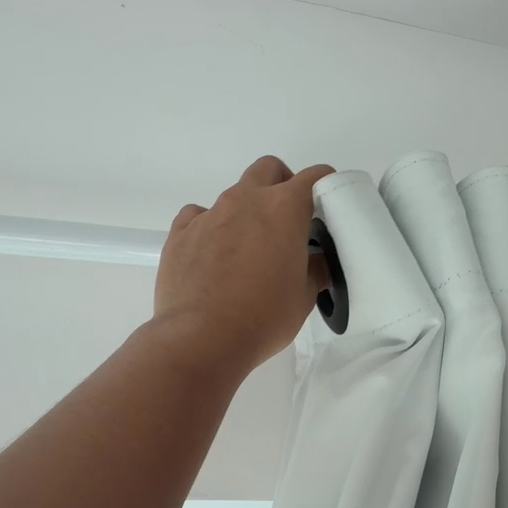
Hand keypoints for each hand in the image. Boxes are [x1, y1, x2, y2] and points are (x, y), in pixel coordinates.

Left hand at [153, 156, 335, 371]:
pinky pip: (198, 216)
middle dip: (282, 184)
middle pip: (268, 169)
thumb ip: (314, 270)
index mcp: (284, 209)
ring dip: (247, 212)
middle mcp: (246, 200)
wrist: (202, 338)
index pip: (314, 177)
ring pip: (233, 195)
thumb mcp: (304, 297)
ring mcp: (209, 214)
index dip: (325, 186)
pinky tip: (214, 255)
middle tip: (288, 220)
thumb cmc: (264, 317)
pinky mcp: (180, 233)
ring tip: (249, 251)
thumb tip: (316, 263)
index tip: (327, 206)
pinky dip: (211, 227)